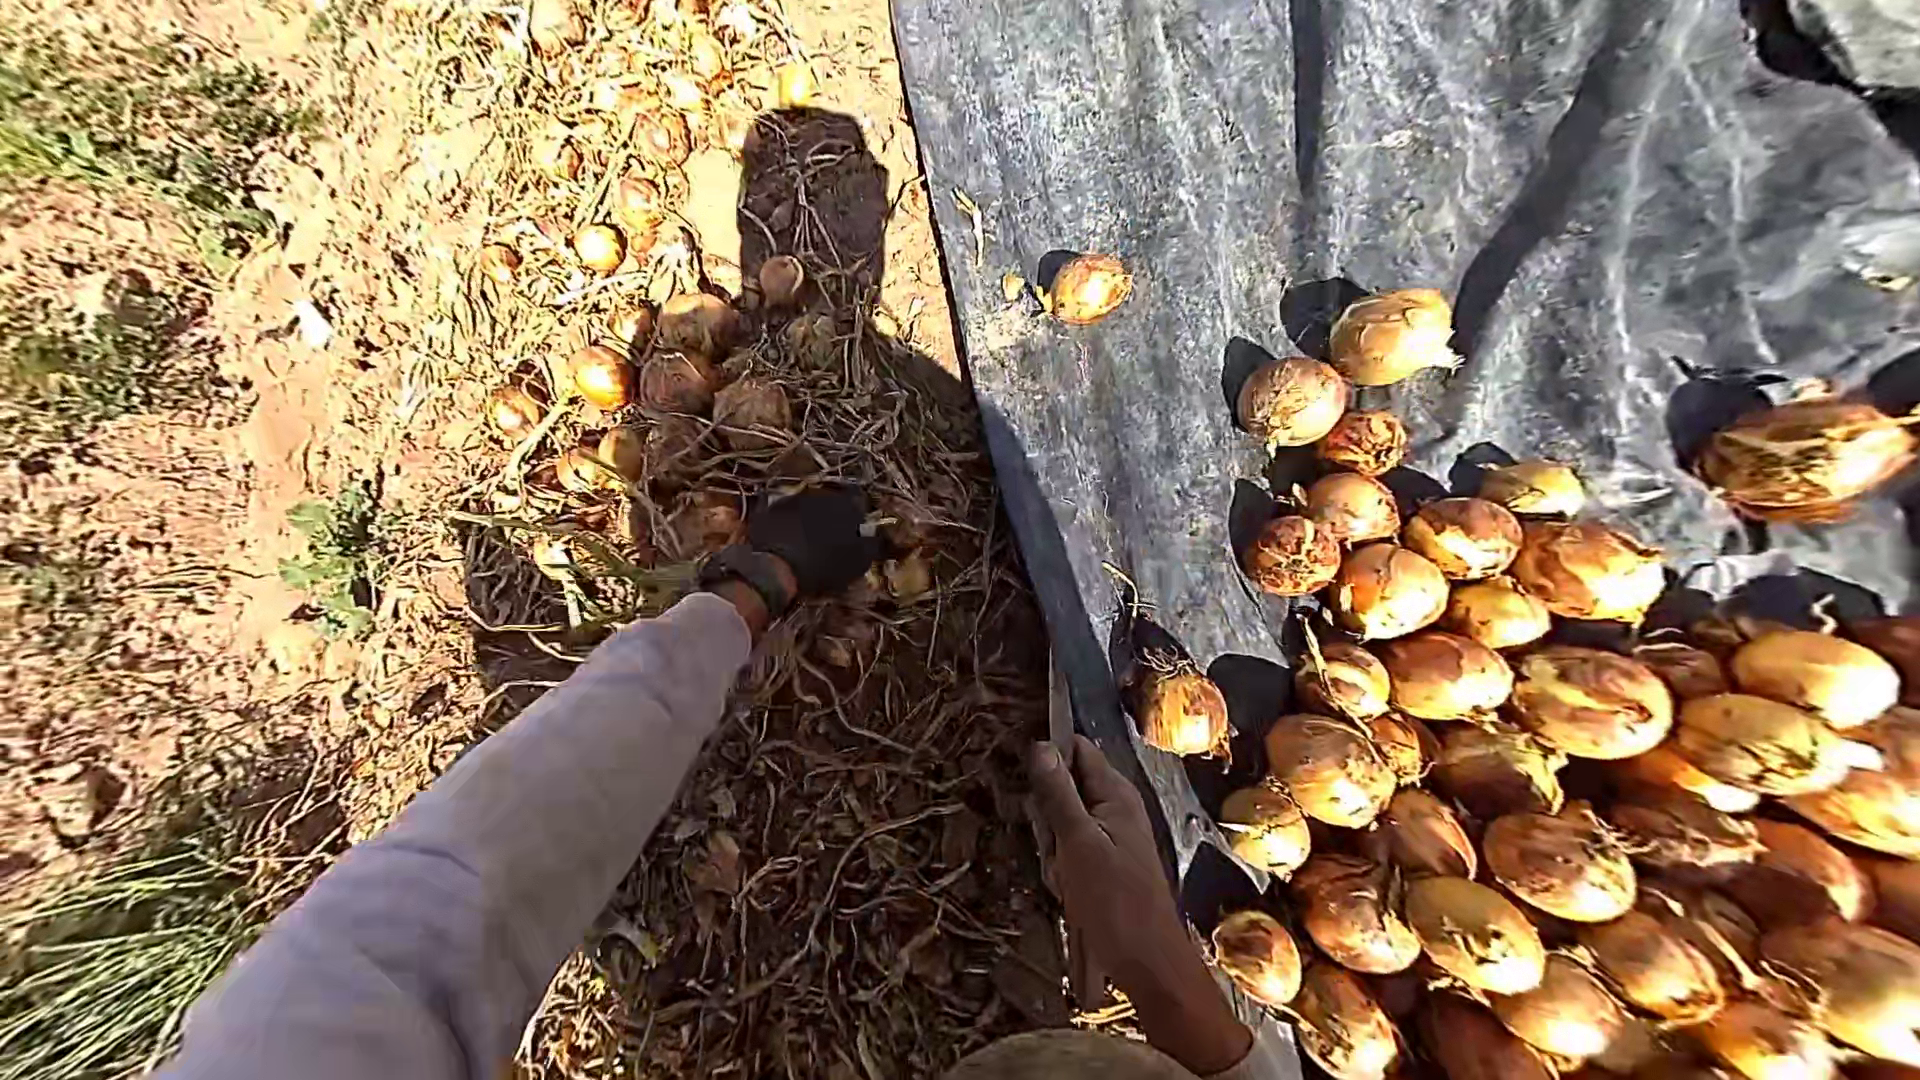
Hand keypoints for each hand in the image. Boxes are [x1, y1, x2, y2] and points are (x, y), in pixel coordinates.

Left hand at [745, 484, 879, 596]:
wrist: (775, 568)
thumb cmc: (824, 566)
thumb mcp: (858, 562)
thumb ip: (871, 545)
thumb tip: (875, 536)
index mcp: (845, 504)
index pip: (859, 502)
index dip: (858, 517)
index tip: (856, 533)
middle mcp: (819, 494)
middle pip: (831, 502)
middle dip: (833, 516)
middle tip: (832, 539)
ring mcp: (791, 499)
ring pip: (807, 506)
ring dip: (809, 519)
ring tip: (807, 542)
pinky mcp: (768, 509)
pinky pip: (784, 515)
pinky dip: (787, 525)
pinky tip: (786, 543)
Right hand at [1029, 736, 1251, 1075]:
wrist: (1149, 967)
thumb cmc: (1115, 902)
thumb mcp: (1078, 842)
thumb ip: (1058, 792)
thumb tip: (1040, 743)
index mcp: (1115, 792)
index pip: (1077, 748)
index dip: (1049, 755)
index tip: (1024, 777)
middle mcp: (1116, 805)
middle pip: (1066, 783)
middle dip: (1047, 810)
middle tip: (1048, 840)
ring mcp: (1112, 833)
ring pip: (1064, 818)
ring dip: (1053, 843)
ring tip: (1059, 871)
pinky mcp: (1106, 859)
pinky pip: (1072, 845)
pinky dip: (1062, 863)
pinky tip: (1065, 886)